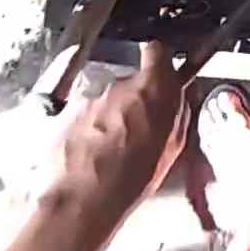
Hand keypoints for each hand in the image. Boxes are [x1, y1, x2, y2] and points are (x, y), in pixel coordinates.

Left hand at [45, 42, 188, 222]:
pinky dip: (89, 128)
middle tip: (135, 129)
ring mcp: (92, 96)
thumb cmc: (135, 176)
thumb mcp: (172, 147)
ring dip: (111, 116)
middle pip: (131, 81)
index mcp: (152, 87)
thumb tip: (182, 93)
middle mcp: (121, 83)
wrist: (83, 200)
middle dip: (134, 99)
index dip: (159, 59)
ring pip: (108, 100)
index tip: (161, 75)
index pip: (158, 49)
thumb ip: (179, 111)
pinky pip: (85, 114)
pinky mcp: (68, 111)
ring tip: (109, 150)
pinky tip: (89, 154)